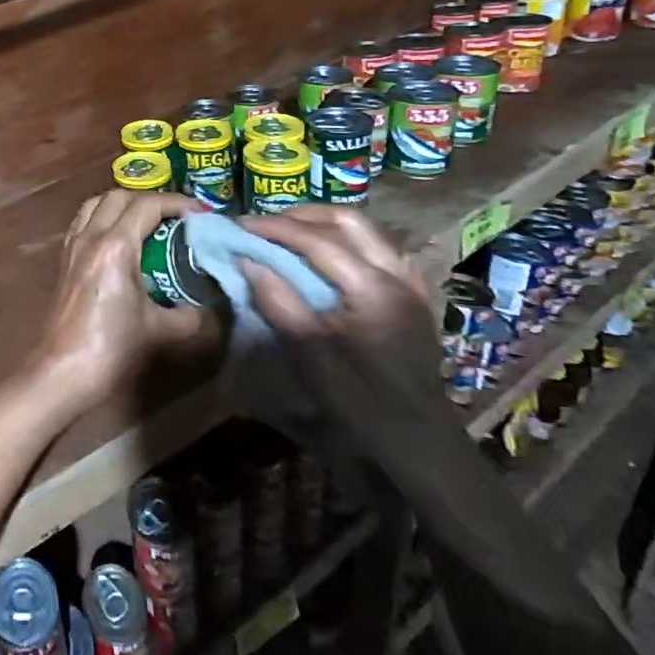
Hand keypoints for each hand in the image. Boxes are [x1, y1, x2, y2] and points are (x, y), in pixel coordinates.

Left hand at [32, 190, 216, 411]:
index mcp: (114, 246)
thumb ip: (200, 314)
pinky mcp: (63, 259)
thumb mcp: (165, 330)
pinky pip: (83, 221)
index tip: (204, 214)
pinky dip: (104, 216)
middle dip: (152, 199)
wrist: (64, 369)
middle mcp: (89, 237)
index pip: (147, 205)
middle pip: (119, 196)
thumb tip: (224, 304)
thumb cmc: (113, 348)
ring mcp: (72, 246)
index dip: (178, 203)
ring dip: (124, 204)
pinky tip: (122, 238)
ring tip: (152, 222)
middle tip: (180, 217)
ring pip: (96, 204)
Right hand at [238, 207, 446, 456]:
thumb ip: (278, 300)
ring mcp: (411, 284)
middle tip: (264, 224)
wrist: (416, 439)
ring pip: (367, 232)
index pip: (316, 240)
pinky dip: (345, 242)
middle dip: (301, 216)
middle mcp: (397, 275)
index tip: (238, 224)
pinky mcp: (413, 296)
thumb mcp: (309, 351)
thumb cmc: (358, 398)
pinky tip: (326, 257)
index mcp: (372, 288)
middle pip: (348, 221)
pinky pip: (378, 250)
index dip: (274, 228)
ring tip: (288, 234)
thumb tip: (246, 260)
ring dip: (324, 225)